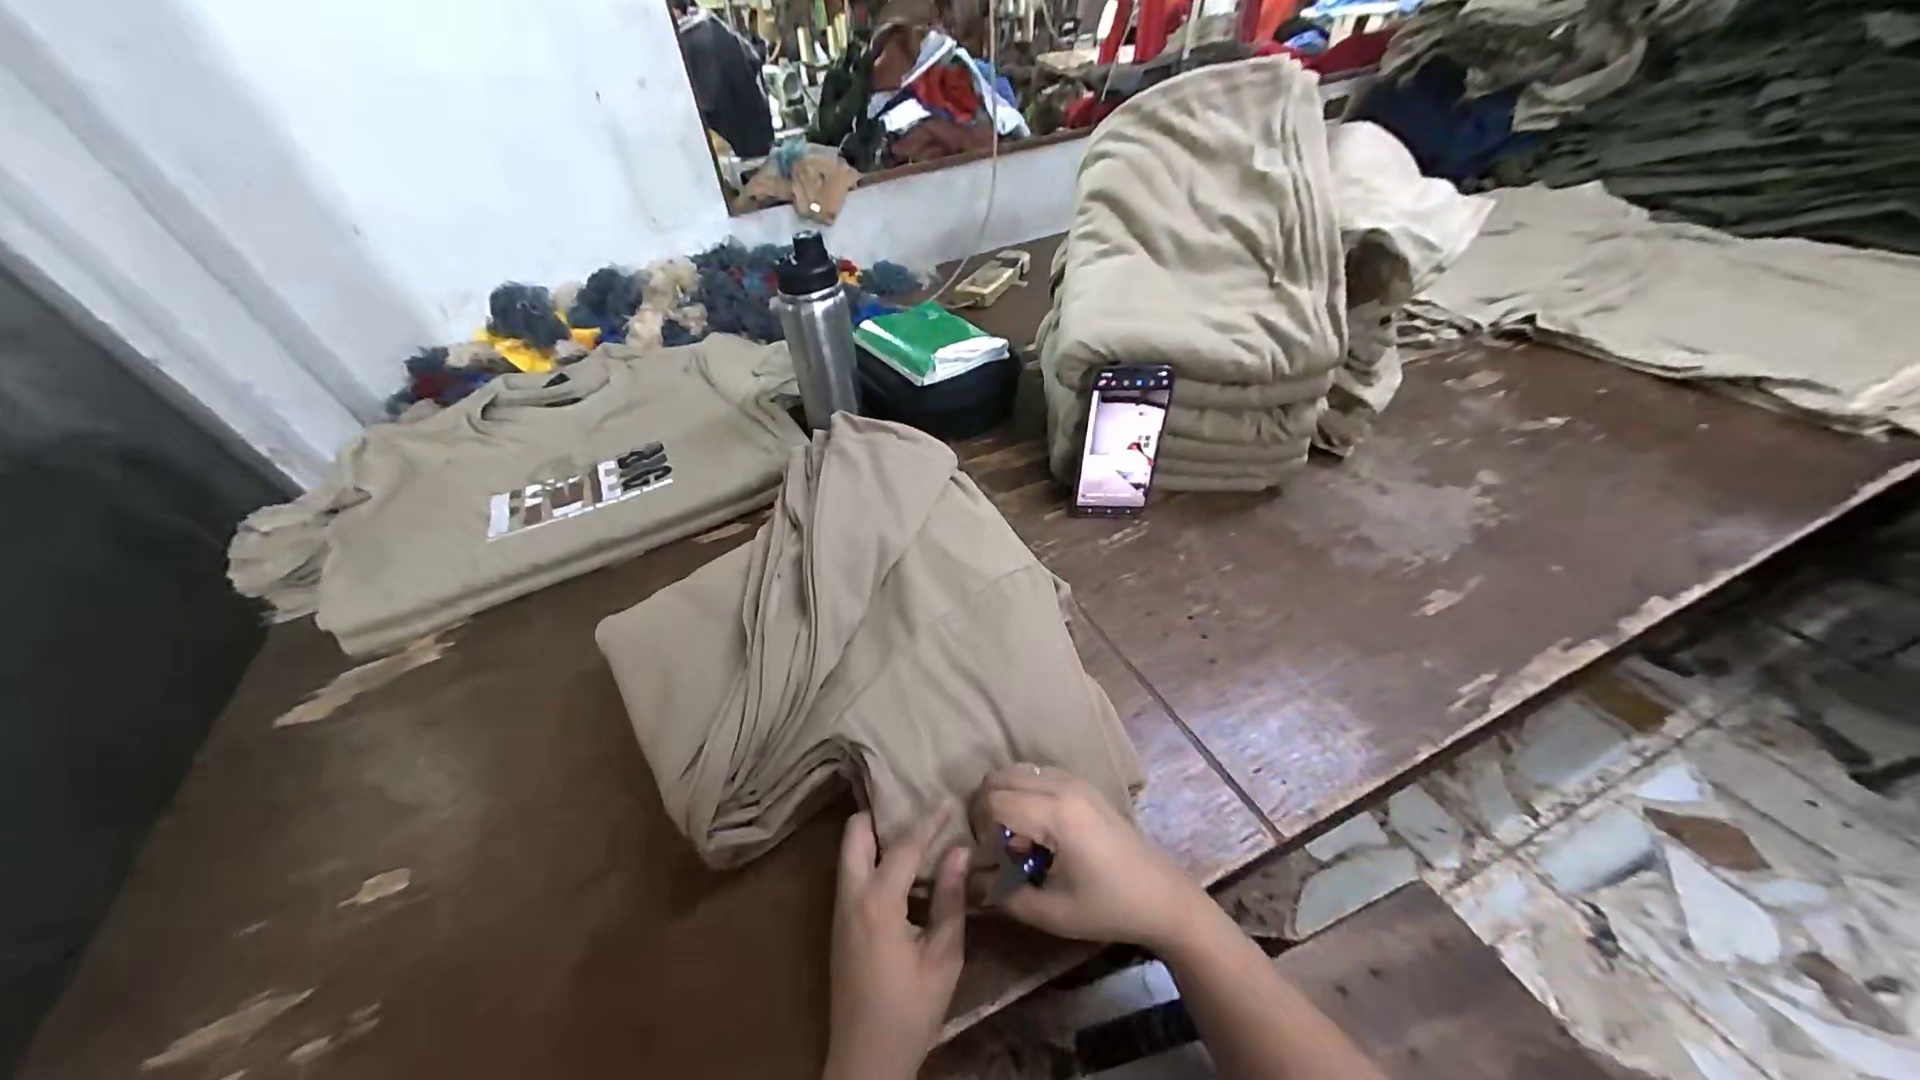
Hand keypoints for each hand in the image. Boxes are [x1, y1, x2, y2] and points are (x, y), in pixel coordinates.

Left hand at [823, 806, 969, 1079]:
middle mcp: (850, 897)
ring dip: (875, 836)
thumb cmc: (911, 1010)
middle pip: (854, 834)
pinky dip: (871, 857)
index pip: (903, 846)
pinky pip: (851, 873)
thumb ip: (950, 899)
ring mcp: (839, 910)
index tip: (948, 801)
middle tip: (915, 810)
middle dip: (881, 816)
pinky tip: (900, 867)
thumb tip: (960, 851)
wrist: (865, 1060)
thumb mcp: (943, 957)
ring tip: (912, 832)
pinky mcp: (838, 924)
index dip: (928, 821)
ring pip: (848, 852)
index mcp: (877, 903)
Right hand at [970, 764, 1207, 950]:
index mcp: (1057, 814)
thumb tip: (969, 882)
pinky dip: (1023, 792)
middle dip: (986, 808)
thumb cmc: (1108, 908)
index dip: (979, 828)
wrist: (1161, 896)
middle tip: (995, 845)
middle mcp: (1063, 786)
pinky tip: (1038, 828)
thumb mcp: (1051, 913)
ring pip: (1017, 770)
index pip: (994, 802)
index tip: (988, 857)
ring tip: (1018, 838)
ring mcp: (1075, 780)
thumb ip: (1003, 895)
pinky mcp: (1083, 783)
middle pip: (1000, 777)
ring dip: (1005, 797)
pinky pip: (1037, 773)